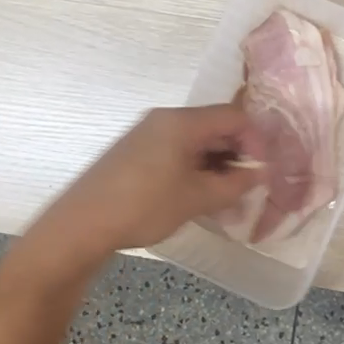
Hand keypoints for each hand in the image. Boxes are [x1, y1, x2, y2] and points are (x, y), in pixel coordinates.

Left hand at [7, 105, 265, 285]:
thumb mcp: (197, 198)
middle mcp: (165, 120)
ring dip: (218, 166)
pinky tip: (200, 197)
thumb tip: (259, 174)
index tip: (263, 172)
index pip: (234, 117)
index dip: (256, 141)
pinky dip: (196, 170)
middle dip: (238, 155)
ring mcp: (147, 135)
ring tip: (227, 199)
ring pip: (197, 143)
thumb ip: (235, 184)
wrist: (80, 226)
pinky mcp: (136, 153)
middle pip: (215, 127)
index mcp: (182, 122)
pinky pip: (178, 153)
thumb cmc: (144, 207)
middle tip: (249, 188)